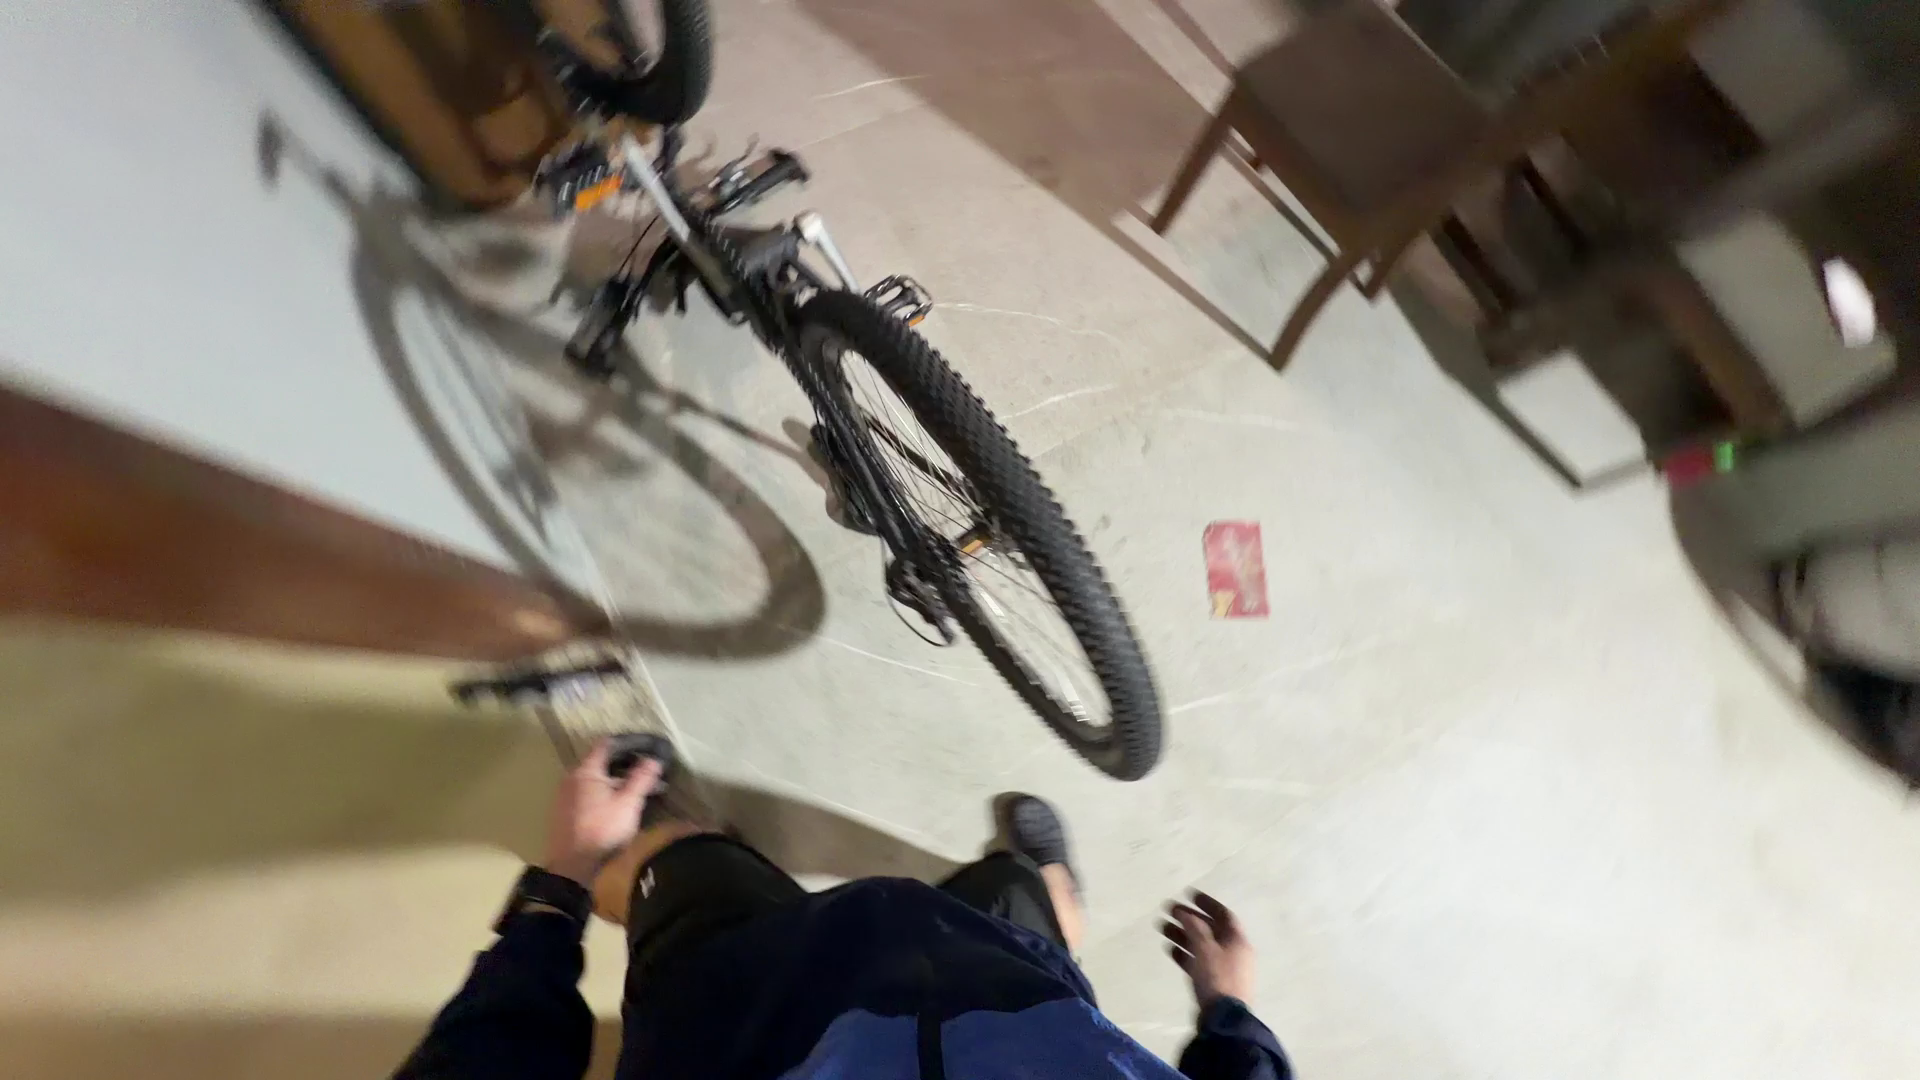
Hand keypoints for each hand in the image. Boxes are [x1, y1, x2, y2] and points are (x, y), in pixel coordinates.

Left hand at [541, 739, 663, 886]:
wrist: (571, 869)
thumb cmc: (602, 830)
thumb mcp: (628, 803)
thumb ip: (642, 778)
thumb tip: (654, 759)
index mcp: (586, 771)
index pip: (607, 744)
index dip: (629, 741)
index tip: (649, 745)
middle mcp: (571, 779)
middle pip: (602, 761)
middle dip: (628, 763)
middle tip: (649, 768)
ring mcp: (565, 797)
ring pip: (597, 779)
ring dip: (619, 780)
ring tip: (641, 790)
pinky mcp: (565, 813)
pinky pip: (589, 793)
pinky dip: (607, 792)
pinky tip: (622, 804)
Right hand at [1163, 891, 1254, 1008]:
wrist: (1224, 1019)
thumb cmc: (1217, 976)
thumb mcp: (1204, 946)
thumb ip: (1193, 926)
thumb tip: (1184, 912)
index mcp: (1237, 940)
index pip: (1223, 914)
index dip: (1207, 903)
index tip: (1189, 895)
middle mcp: (1233, 952)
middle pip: (1209, 929)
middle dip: (1189, 919)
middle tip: (1169, 911)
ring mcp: (1224, 968)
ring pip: (1201, 945)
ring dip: (1183, 935)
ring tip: (1163, 927)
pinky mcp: (1214, 983)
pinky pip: (1198, 962)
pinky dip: (1185, 954)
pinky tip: (1171, 949)